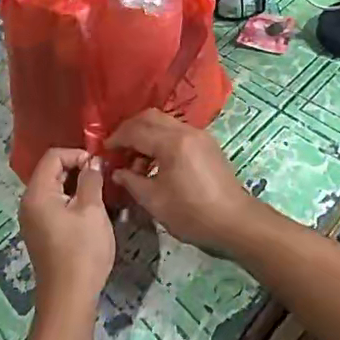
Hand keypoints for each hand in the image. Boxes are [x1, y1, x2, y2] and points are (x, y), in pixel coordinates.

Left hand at [19, 149, 114, 310]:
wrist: (69, 296)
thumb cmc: (82, 249)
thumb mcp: (92, 209)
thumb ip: (91, 179)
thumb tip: (94, 162)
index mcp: (37, 193)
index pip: (53, 156)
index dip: (78, 154)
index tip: (100, 166)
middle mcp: (29, 203)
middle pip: (51, 171)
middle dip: (78, 169)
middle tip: (104, 178)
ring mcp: (33, 219)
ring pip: (54, 189)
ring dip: (77, 185)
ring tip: (101, 193)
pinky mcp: (41, 232)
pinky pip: (55, 205)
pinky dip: (72, 201)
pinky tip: (90, 212)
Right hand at [106, 110, 271, 256]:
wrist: (235, 222)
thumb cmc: (192, 214)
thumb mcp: (154, 201)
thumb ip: (131, 181)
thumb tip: (117, 171)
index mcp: (172, 142)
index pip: (136, 130)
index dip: (116, 139)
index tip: (104, 151)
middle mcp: (187, 131)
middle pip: (151, 117)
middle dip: (130, 130)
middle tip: (118, 150)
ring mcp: (200, 136)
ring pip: (166, 124)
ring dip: (147, 136)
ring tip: (136, 164)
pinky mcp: (208, 145)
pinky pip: (178, 133)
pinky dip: (162, 141)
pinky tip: (156, 164)